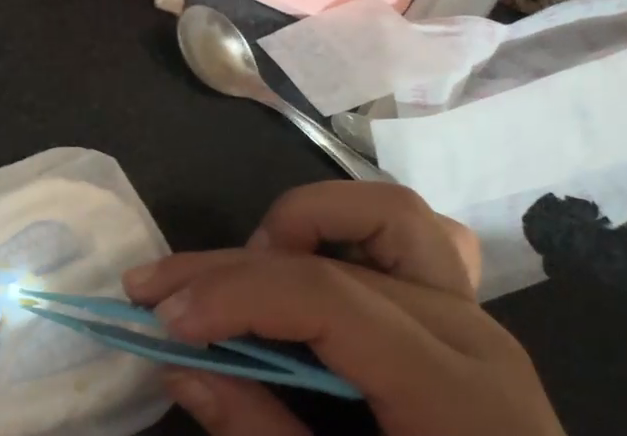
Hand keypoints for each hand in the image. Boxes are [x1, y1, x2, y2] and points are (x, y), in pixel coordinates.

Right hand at [124, 182, 563, 435]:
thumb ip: (260, 432)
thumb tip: (173, 366)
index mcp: (458, 394)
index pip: (327, 298)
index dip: (234, 296)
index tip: (162, 319)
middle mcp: (471, 334)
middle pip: (325, 259)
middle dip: (226, 270)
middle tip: (153, 292)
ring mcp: (473, 315)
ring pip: (384, 213)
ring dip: (298, 224)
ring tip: (245, 270)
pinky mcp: (462, 314)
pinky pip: (410, 236)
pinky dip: (345, 228)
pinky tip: (302, 258)